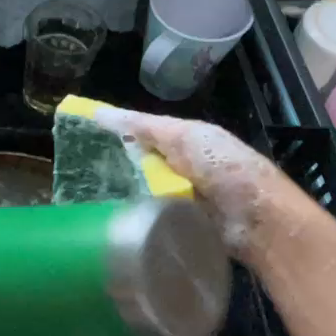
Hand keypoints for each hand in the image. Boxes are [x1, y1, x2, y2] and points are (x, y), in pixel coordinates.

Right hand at [91, 106, 318, 258]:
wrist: (259, 222)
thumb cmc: (225, 169)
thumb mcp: (185, 137)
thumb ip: (145, 126)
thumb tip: (101, 113)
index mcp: (185, 138)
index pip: (140, 130)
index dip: (113, 131)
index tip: (79, 135)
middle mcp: (181, 164)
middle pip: (137, 159)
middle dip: (111, 162)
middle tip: (75, 166)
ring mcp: (178, 195)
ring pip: (139, 187)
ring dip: (118, 190)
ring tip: (83, 191)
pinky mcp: (176, 222)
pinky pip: (147, 212)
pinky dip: (131, 212)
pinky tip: (107, 214)